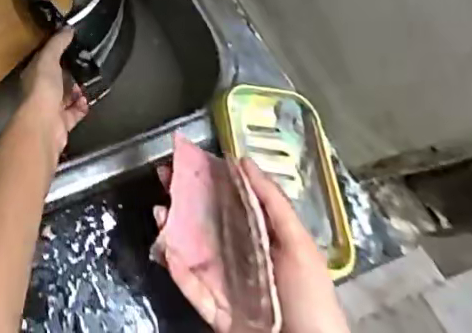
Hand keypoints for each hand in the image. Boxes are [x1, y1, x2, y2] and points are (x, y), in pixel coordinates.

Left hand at [8, 27, 88, 157]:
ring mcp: (51, 108)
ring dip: (78, 90)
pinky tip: (88, 99)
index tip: (73, 44)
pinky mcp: (62, 123)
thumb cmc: (43, 87)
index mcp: (34, 74)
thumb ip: (58, 43)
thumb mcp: (48, 58)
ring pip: (66, 96)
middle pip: (57, 79)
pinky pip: (75, 112)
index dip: (58, 52)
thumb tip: (68, 28)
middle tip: (86, 63)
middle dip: (71, 72)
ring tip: (90, 81)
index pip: (46, 60)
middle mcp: (40, 91)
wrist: (44, 124)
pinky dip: (82, 106)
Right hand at [152, 156, 350, 332]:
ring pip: (194, 253)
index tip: (189, 157)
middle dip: (184, 198)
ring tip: (159, 209)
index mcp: (262, 239)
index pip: (231, 202)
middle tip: (164, 175)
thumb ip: (273, 202)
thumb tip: (243, 160)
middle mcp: (241, 258)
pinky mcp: (216, 313)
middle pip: (207, 223)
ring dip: (173, 229)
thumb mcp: (300, 246)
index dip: (210, 179)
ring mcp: (226, 287)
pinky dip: (178, 269)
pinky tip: (166, 248)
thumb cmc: (312, 301)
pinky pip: (193, 289)